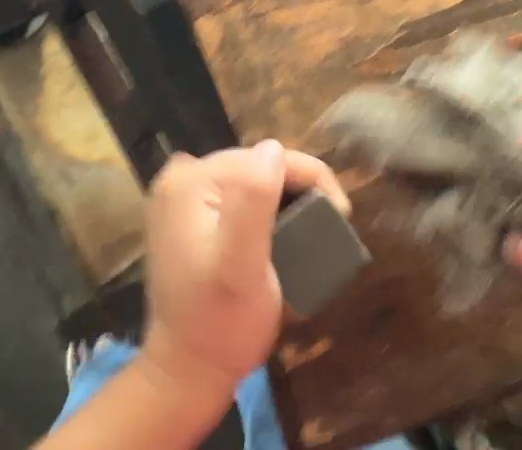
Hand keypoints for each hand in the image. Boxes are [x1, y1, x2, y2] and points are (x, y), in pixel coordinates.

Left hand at [138, 140, 351, 404]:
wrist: (187, 371)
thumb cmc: (221, 325)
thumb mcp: (242, 267)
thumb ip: (253, 204)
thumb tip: (273, 149)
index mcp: (192, 179)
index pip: (269, 158)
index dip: (312, 181)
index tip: (341, 220)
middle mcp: (181, 176)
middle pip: (260, 165)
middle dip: (299, 191)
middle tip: (327, 230)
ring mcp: (181, 196)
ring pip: (252, 180)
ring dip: (284, 202)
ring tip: (309, 235)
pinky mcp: (188, 216)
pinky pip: (238, 197)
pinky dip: (264, 211)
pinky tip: (279, 235)